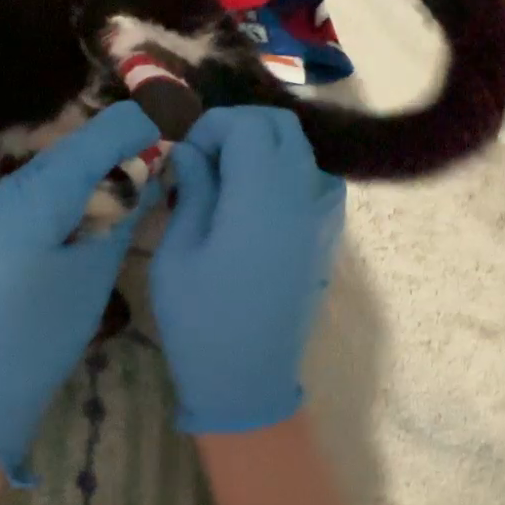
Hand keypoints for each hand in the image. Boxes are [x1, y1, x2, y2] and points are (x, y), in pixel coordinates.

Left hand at [0, 102, 159, 479]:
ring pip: (28, 180)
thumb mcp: (92, 280)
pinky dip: (40, 201)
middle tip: (139, 157)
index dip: (125, 129)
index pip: (83, 147)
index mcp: (23, 211)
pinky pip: (6, 204)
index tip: (158, 123)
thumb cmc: (41, 347)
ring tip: (104, 193)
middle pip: (53, 160)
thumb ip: (120, 219)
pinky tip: (61, 222)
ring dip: (69, 177)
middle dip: (98, 152)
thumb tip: (147, 177)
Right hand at [154, 107, 346, 433]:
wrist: (247, 380)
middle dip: (239, 128)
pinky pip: (313, 180)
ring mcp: (321, 216)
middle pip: (280, 127)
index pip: (248, 125)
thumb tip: (190, 150)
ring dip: (263, 148)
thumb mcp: (178, 251)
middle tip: (204, 160)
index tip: (186, 155)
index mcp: (261, 198)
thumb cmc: (200, 319)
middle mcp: (301, 197)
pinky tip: (257, 202)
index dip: (212, 127)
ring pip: (299, 150)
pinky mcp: (326, 235)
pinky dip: (285, 172)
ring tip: (227, 180)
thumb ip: (191, 190)